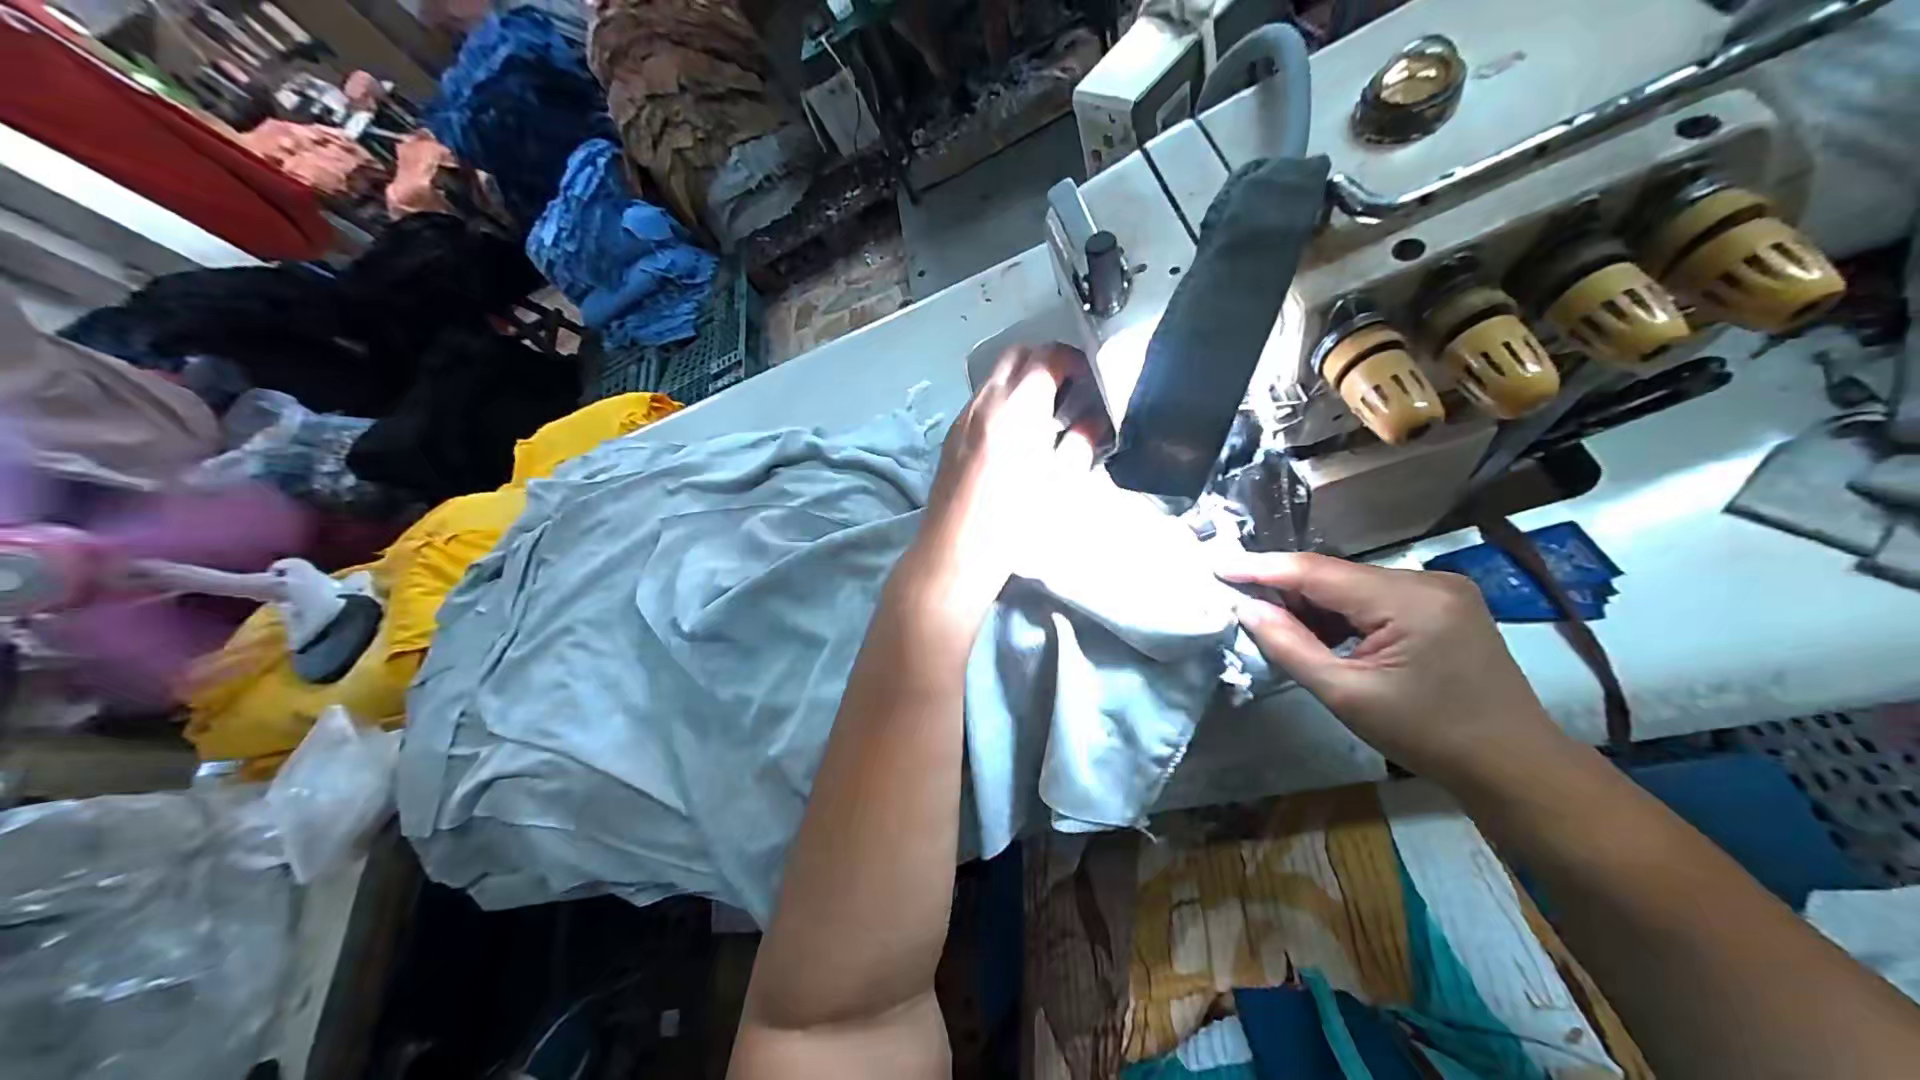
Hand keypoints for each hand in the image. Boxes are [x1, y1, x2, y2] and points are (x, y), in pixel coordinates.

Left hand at [902, 345, 1099, 624]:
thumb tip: (1092, 422)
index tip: (1088, 379)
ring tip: (1044, 412)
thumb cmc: (1014, 523)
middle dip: (1046, 361)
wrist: (955, 552)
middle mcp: (985, 402)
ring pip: (995, 376)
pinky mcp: (951, 436)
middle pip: (1017, 355)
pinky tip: (1016, 433)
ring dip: (1022, 380)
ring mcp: (963, 417)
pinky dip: (1003, 400)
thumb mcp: (1060, 484)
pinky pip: (981, 400)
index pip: (1046, 356)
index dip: (1072, 360)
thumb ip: (1081, 443)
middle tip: (1069, 388)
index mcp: (1016, 409)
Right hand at [1220, 552, 1575, 784]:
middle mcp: (1428, 580)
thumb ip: (1290, 646)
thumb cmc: (1427, 736)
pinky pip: (1376, 595)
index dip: (1263, 567)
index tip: (1218, 565)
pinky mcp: (1444, 603)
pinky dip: (1343, 611)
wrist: (1513, 764)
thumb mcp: (1346, 695)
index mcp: (1409, 601)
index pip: (1318, 571)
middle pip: (1336, 574)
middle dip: (1287, 588)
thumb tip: (1246, 609)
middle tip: (1243, 606)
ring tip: (1281, 628)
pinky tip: (1324, 634)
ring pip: (1354, 584)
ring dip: (1314, 602)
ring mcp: (1440, 589)